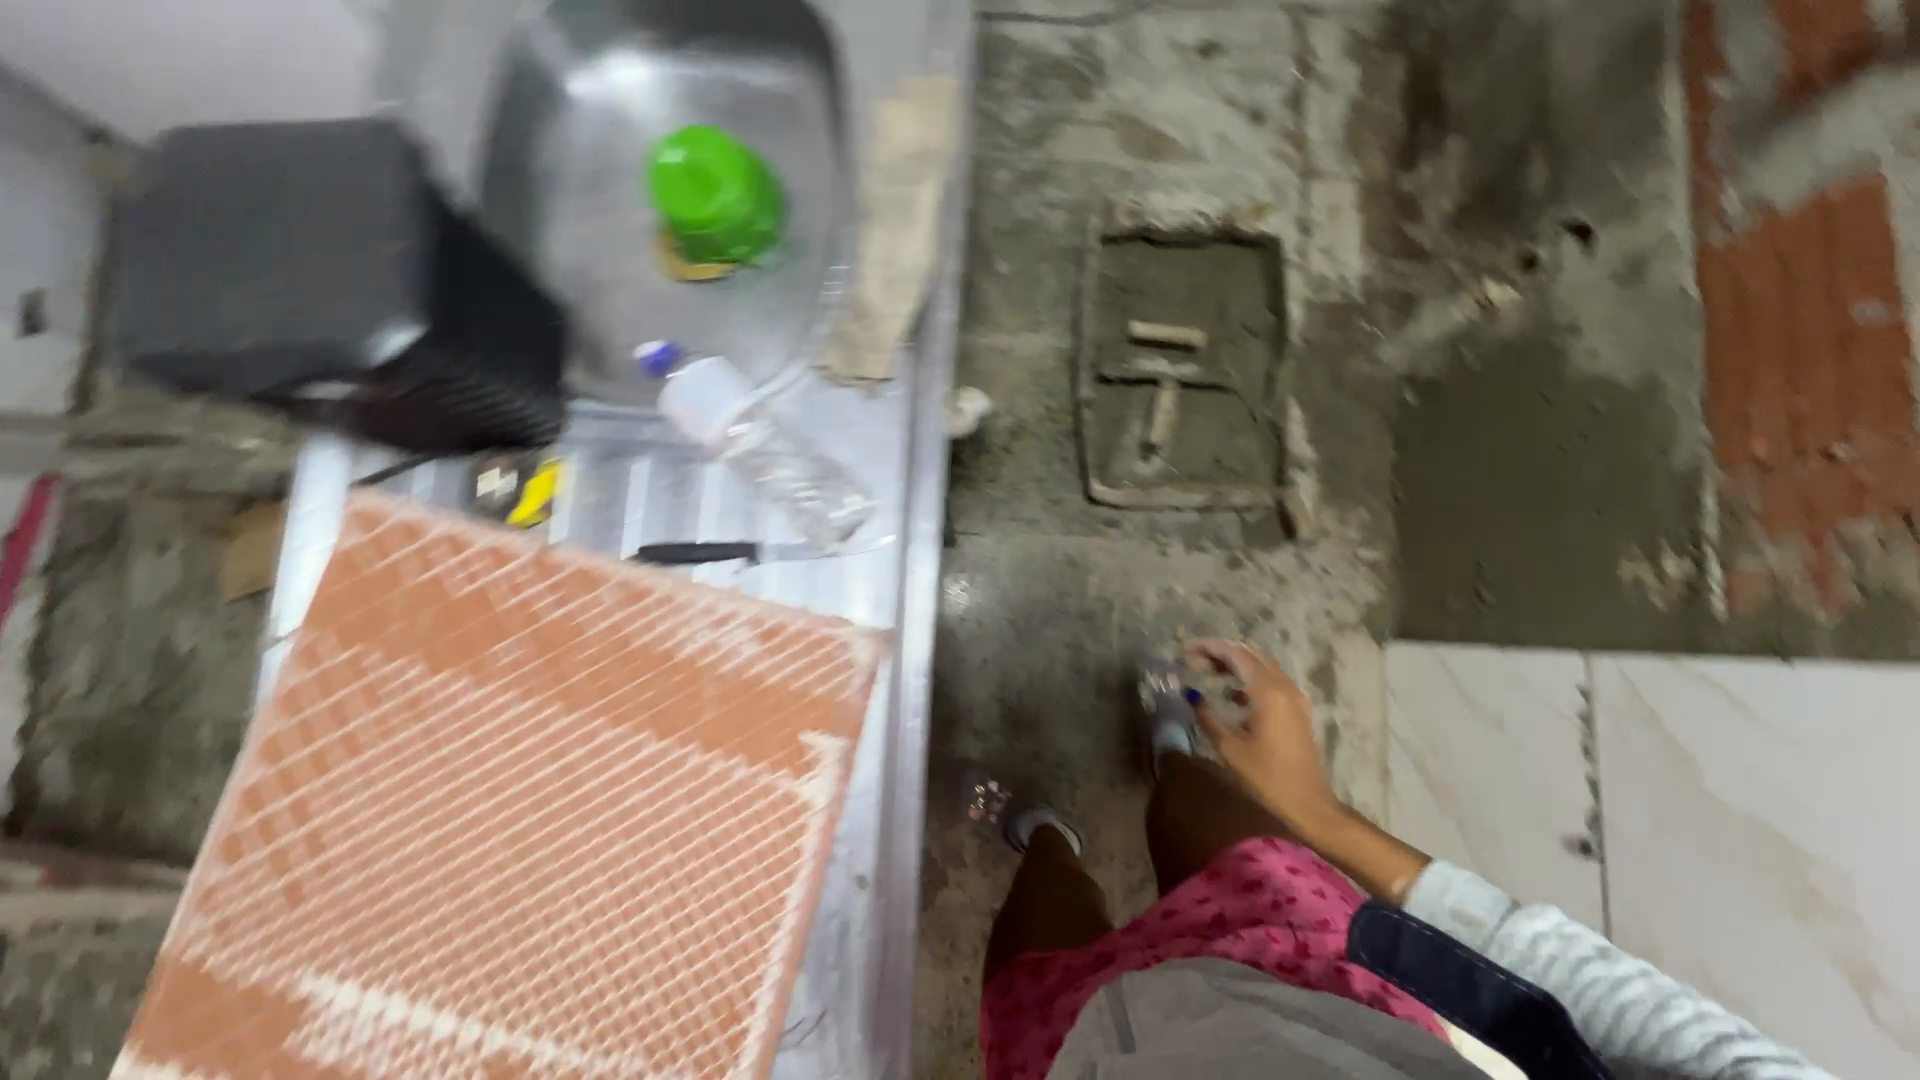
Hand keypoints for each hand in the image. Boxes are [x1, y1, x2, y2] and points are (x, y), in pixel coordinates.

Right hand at [1184, 640, 1342, 836]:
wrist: (1307, 803)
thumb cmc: (1266, 776)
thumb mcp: (1229, 747)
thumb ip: (1208, 716)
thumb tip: (1193, 696)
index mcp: (1268, 691)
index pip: (1235, 654)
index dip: (1209, 647)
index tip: (1185, 650)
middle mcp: (1284, 686)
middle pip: (1251, 654)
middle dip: (1221, 653)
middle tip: (1194, 662)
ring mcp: (1295, 697)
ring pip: (1262, 666)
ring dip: (1236, 664)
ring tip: (1208, 673)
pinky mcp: (1298, 710)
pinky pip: (1272, 681)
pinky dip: (1250, 679)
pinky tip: (1232, 695)